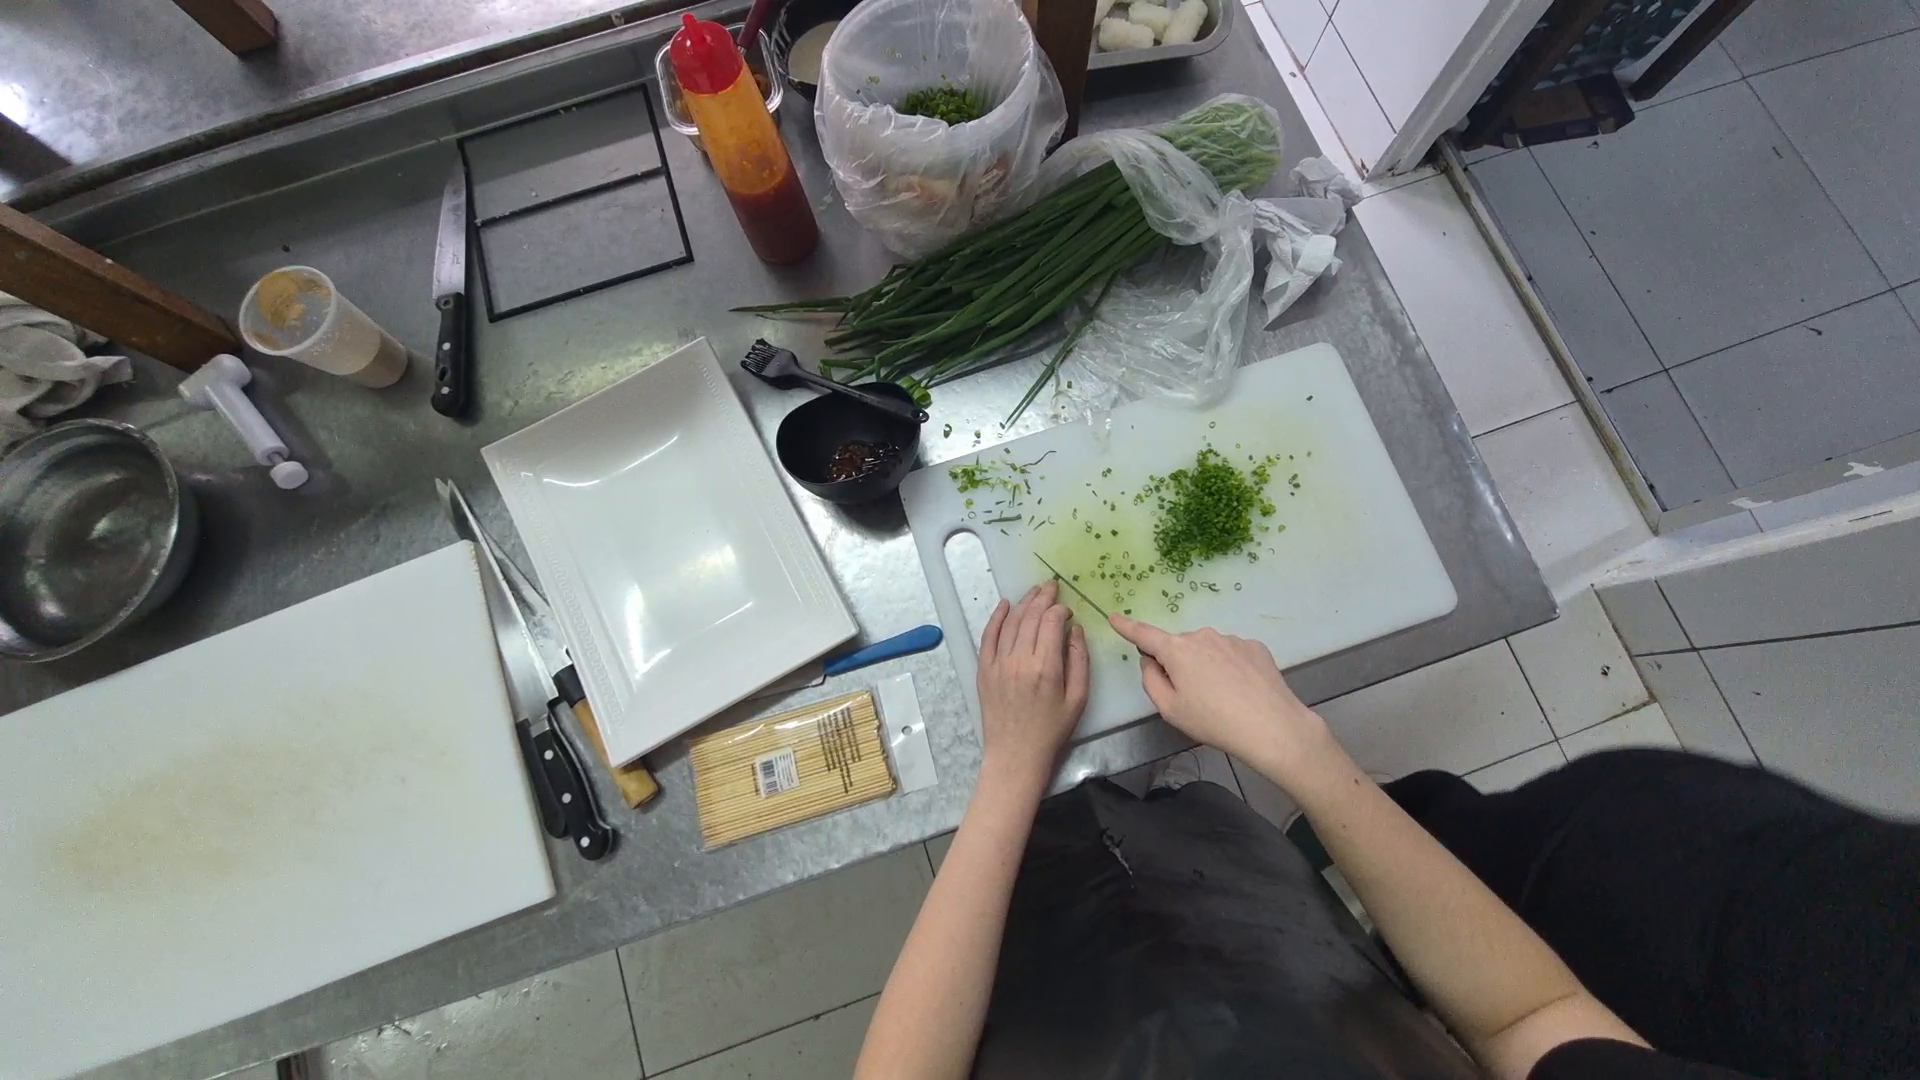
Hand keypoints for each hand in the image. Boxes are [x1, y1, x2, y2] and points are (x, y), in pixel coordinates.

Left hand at [976, 583, 1089, 787]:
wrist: (1015, 754)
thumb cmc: (1052, 729)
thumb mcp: (1078, 698)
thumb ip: (1079, 660)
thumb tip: (1075, 629)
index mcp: (1046, 668)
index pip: (1051, 623)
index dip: (1060, 610)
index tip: (1067, 611)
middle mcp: (1020, 661)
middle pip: (1030, 617)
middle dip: (1043, 598)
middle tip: (1051, 586)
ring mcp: (998, 664)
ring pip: (1010, 623)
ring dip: (1023, 603)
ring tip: (1034, 592)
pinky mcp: (984, 669)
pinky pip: (988, 636)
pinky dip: (997, 617)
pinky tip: (1005, 604)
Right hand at [1108, 615, 1339, 786]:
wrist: (1272, 727)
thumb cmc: (1213, 722)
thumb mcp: (1170, 709)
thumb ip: (1151, 680)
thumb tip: (1151, 661)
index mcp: (1176, 650)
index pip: (1144, 634)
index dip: (1127, 626)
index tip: (1114, 617)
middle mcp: (1202, 636)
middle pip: (1179, 647)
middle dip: (1178, 664)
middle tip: (1191, 697)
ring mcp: (1231, 639)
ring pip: (1207, 650)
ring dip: (1206, 666)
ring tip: (1223, 697)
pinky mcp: (1255, 646)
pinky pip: (1231, 654)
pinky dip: (1230, 668)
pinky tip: (1242, 690)